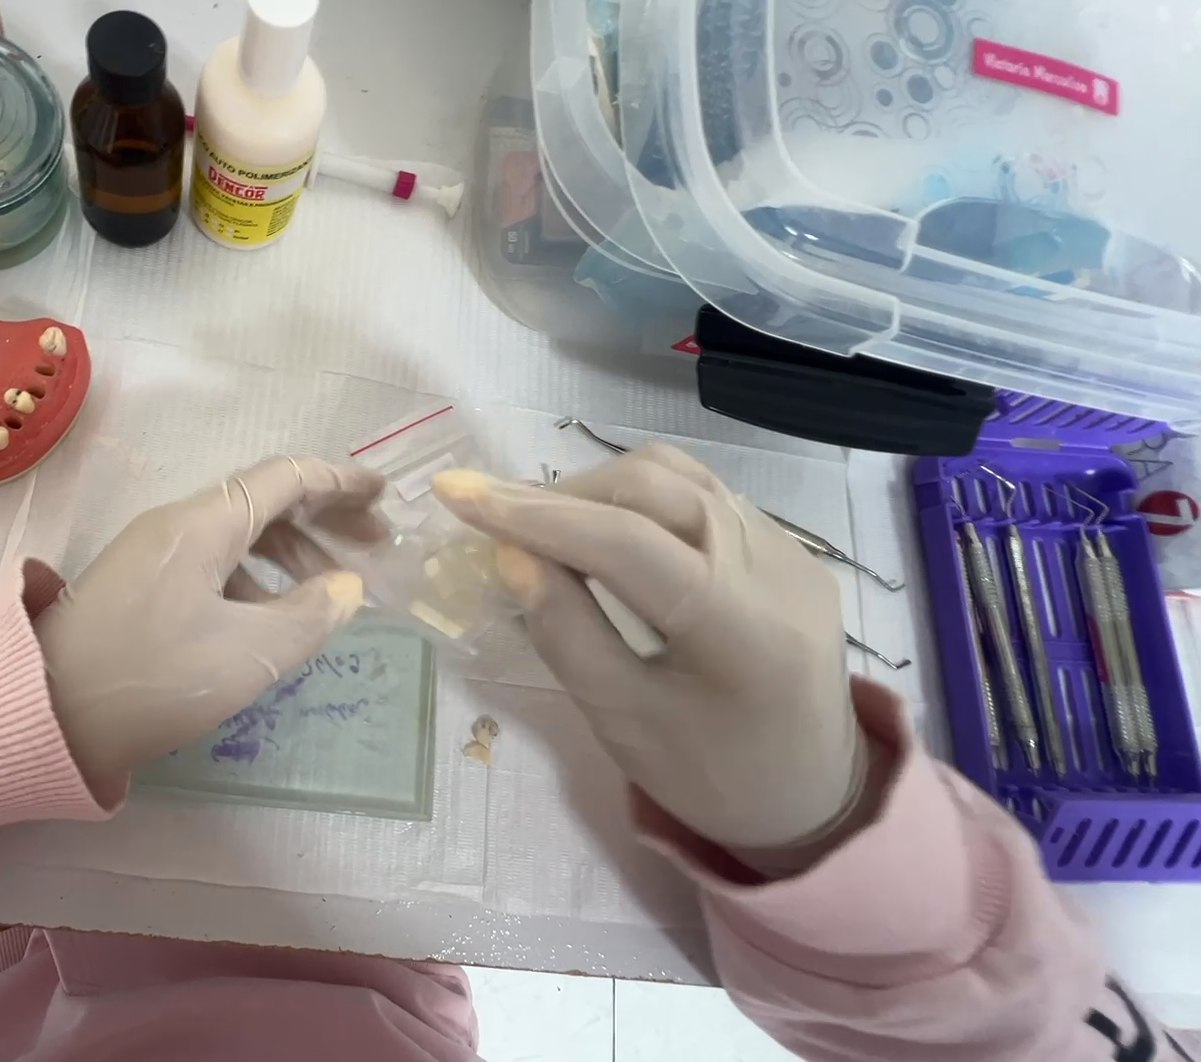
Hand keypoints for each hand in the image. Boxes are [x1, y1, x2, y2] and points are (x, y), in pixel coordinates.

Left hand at [35, 456, 382, 788]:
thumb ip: (310, 616)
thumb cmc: (153, 677)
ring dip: (289, 552)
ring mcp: (154, 551)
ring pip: (238, 534)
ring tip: (329, 590)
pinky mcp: (141, 582)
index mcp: (204, 523)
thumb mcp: (247, 654)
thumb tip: (347, 587)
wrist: (42, 713)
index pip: (286, 478)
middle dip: (323, 517)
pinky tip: (269, 614)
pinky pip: (212, 561)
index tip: (383, 497)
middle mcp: (178, 523)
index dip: (340, 483)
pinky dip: (254, 577)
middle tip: (372, 546)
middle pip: (264, 500)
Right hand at [432, 445, 870, 860]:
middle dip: (557, 495)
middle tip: (494, 516)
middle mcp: (777, 568)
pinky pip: (695, 491)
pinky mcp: (785, 544)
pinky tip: (599, 528)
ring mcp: (788, 548)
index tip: (455, 494)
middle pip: (650, 487)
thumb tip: (510, 553)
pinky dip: (630, 497)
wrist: (814, 794)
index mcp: (741, 631)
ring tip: (542, 522)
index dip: (533, 513)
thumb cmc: (706, 773)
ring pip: (673, 474)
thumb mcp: (618, 717)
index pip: (624, 541)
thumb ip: (562, 630)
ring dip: (593, 488)